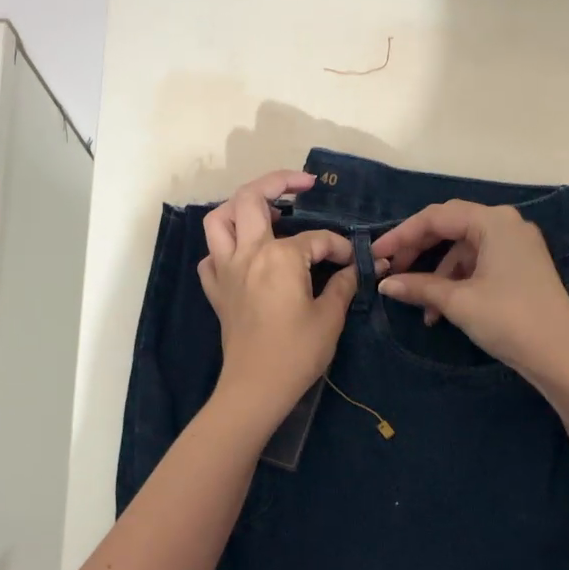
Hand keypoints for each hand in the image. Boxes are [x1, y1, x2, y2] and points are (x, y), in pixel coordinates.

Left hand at [198, 170, 356, 418]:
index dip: (339, 247)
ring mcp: (226, 271)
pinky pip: (210, 258)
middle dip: (278, 182)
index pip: (316, 238)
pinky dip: (223, 249)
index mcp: (280, 256)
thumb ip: (343, 286)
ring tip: (264, 213)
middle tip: (302, 185)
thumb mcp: (329, 318)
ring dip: (239, 207)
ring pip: (219, 220)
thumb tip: (357, 269)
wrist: (256, 387)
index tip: (354, 262)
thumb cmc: (296, 353)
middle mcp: (248, 253)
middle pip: (251, 198)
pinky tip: (241, 256)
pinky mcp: (217, 293)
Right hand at [370, 200, 568, 377]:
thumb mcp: (458, 303)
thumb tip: (385, 284)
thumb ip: (419, 288)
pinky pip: (479, 265)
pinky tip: (442, 312)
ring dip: (437, 275)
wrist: (560, 352)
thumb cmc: (508, 319)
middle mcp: (506, 225)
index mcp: (493, 222)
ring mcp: (516, 247)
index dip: (402, 235)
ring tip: (419, 305)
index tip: (376, 255)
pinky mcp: (520, 268)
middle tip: (390, 273)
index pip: (437, 217)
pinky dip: (457, 283)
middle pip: (450, 228)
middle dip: (418, 251)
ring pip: (463, 250)